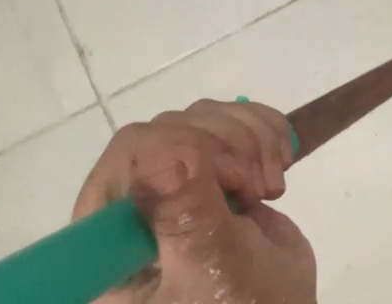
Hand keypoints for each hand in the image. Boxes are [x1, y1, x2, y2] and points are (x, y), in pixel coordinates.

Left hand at [74, 100, 315, 303]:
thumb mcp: (212, 274)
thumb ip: (187, 216)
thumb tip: (164, 146)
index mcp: (111, 240)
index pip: (128, 156)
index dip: (184, 150)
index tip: (234, 183)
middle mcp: (134, 207)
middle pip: (171, 127)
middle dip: (230, 146)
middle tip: (259, 190)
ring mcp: (175, 186)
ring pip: (203, 117)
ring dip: (253, 139)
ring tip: (271, 187)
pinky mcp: (213, 172)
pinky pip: (232, 119)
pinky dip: (267, 129)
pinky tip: (281, 165)